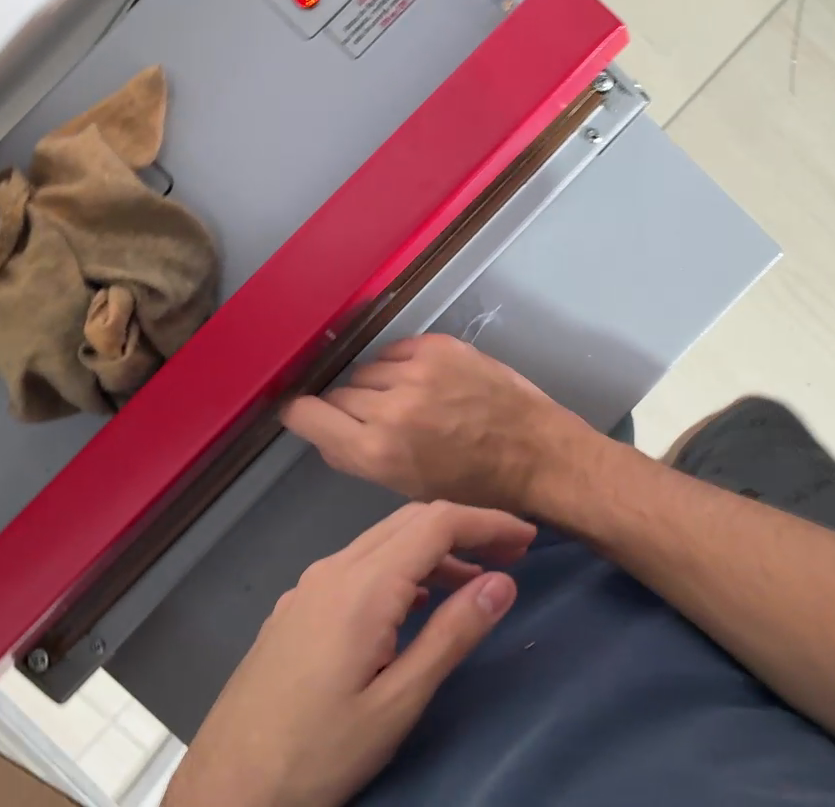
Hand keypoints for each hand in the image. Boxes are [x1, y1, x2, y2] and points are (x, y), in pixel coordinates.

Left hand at [164, 501, 535, 806]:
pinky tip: (416, 603)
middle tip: (512, 555)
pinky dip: (401, 566)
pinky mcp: (296, 609)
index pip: (437, 523)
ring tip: (475, 581)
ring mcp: (308, 588)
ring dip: (434, 548)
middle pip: (411, 521)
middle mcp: (333, 571)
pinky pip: (360, 564)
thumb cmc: (317, 754)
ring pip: (383, 540)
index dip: (488, 522)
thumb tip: (503, 582)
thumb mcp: (397, 703)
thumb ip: (452, 635)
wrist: (223, 793)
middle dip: (466, 528)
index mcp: (362, 586)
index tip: (529, 539)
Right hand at [281, 334, 596, 511]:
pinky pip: (395, 350)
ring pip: (366, 370)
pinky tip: (419, 380)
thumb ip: (358, 457)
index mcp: (376, 452)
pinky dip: (399, 365)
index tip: (302, 411)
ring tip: (403, 398)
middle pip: (338, 394)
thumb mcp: (404, 487)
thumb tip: (325, 431)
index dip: (301, 414)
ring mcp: (416, 372)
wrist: (533, 453)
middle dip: (347, 406)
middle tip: (374, 417)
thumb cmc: (472, 485)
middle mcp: (389, 408)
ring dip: (375, 384)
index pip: (308, 416)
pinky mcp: (439, 347)